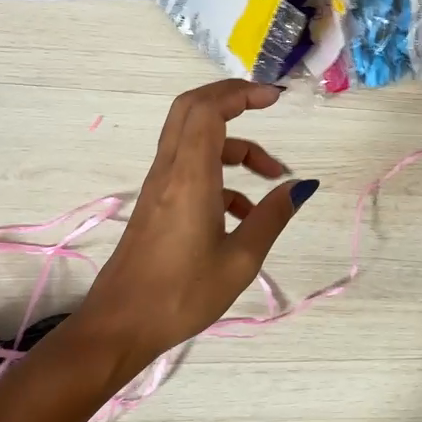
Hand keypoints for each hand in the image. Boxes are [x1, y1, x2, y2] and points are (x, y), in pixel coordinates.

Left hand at [79, 80, 315, 374]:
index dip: (241, 93)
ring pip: (194, 138)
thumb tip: (302, 185)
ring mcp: (160, 186)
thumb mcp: (240, 261)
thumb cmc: (181, 295)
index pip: (208, 109)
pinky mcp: (157, 204)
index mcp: (190, 177)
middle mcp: (170, 171)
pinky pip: (191, 167)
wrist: (118, 328)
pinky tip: (245, 213)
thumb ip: (272, 217)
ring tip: (271, 177)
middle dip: (231, 98)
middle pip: (192, 109)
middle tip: (266, 104)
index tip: (275, 98)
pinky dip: (222, 173)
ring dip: (235, 144)